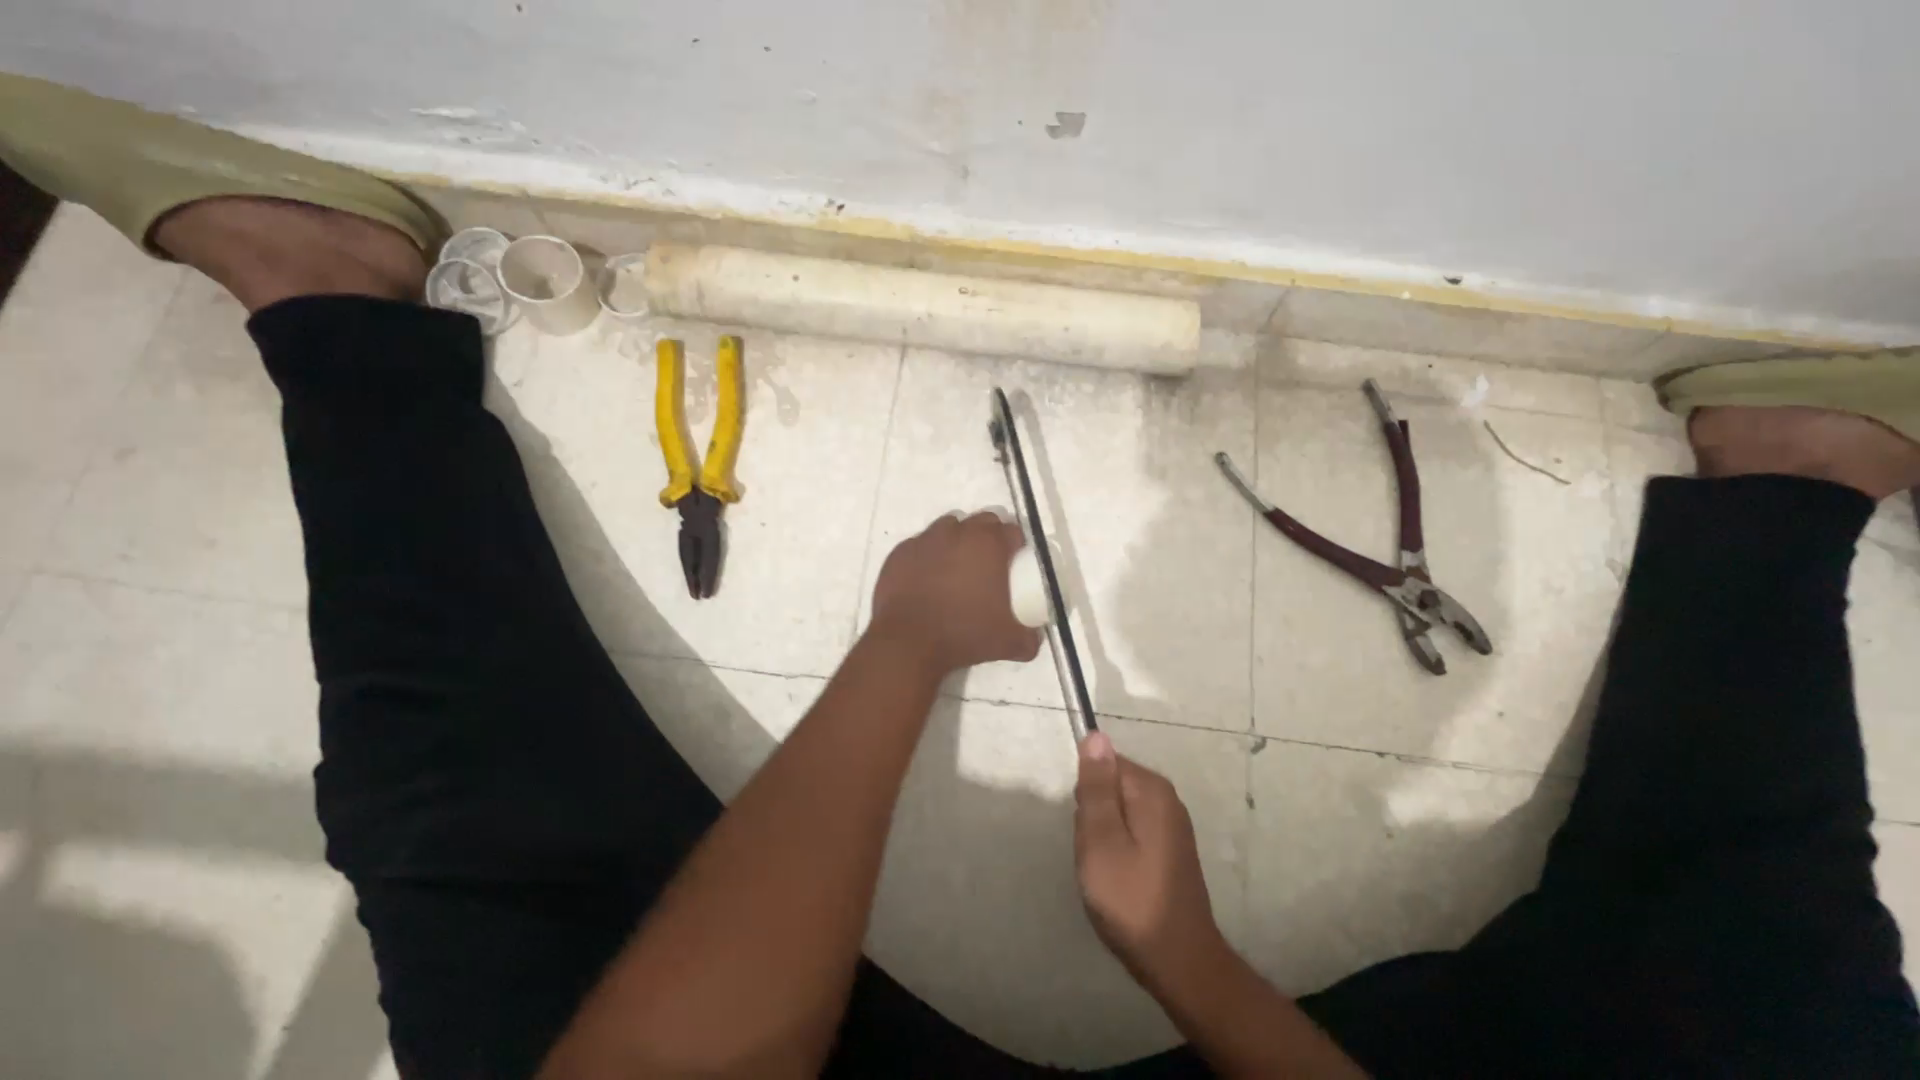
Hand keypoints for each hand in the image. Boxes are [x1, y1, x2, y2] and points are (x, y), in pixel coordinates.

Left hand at [870, 512, 1042, 675]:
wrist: (908, 643)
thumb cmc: (964, 634)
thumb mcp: (1008, 643)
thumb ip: (1029, 638)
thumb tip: (1034, 639)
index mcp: (989, 545)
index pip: (1012, 530)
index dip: (1017, 544)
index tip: (1017, 562)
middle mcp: (958, 532)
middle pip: (981, 521)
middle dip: (989, 536)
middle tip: (991, 563)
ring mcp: (925, 540)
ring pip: (948, 527)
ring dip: (958, 539)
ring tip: (958, 567)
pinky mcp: (900, 552)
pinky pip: (920, 545)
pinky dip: (928, 555)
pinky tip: (928, 577)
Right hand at [1074, 732, 1223, 990]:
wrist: (1177, 959)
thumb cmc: (1131, 899)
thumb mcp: (1101, 840)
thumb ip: (1096, 787)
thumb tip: (1096, 735)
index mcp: (1152, 790)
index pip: (1105, 763)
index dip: (1086, 795)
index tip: (1084, 828)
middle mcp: (1167, 800)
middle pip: (1112, 786)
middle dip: (1093, 816)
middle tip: (1093, 854)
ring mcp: (1171, 827)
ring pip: (1118, 813)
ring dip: (1102, 837)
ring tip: (1103, 871)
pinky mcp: (1170, 852)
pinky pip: (1131, 834)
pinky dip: (1117, 852)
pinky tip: (1116, 880)